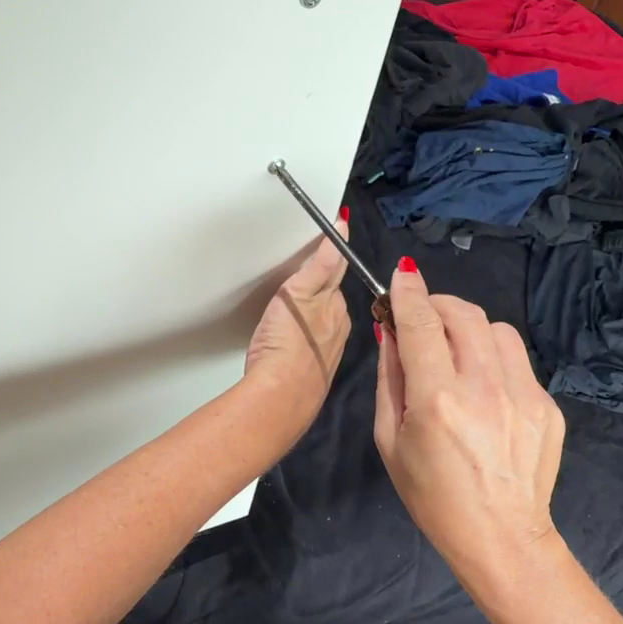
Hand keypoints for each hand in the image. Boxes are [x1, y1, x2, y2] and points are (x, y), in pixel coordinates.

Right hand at [244, 211, 353, 424]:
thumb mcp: (300, 293)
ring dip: (312, 321)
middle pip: (331, 304)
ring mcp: (327, 358)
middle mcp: (340, 333)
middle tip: (297, 285)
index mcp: (339, 311)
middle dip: (319, 295)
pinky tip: (289, 348)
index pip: (336, 278)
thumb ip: (321, 262)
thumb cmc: (287, 342)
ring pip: (323, 329)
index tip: (317, 254)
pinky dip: (304, 344)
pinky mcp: (312, 379)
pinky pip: (312, 351)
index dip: (327, 265)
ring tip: (291, 317)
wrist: (277, 400)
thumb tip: (344, 223)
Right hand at [373, 256, 564, 578]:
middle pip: (464, 314)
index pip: (422, 323)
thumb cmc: (432, 496)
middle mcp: (484, 387)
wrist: (501, 537)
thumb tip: (391, 332)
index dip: (409, 292)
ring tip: (456, 352)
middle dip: (438, 303)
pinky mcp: (547, 405)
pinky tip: (485, 391)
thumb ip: (390, 379)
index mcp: (437, 400)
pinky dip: (493, 360)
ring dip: (469, 328)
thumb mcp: (390, 442)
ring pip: (496, 329)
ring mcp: (523, 394)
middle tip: (423, 315)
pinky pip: (517, 361)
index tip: (401, 274)